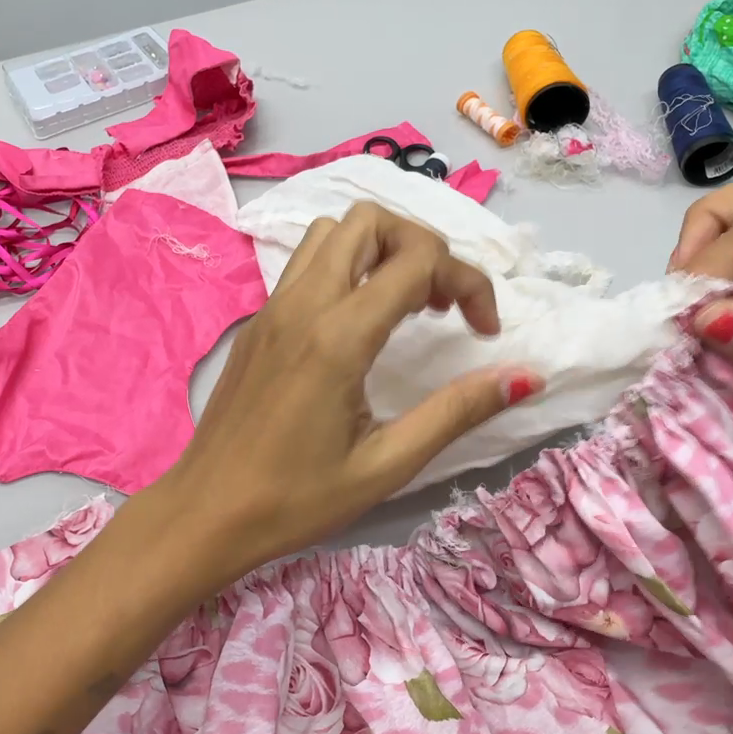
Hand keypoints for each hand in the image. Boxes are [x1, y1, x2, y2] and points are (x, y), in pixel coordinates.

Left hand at [153, 202, 542, 580]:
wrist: (205, 513)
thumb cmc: (295, 500)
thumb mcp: (387, 465)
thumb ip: (457, 412)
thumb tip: (527, 376)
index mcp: (337, 336)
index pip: (418, 261)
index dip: (469, 282)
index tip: (484, 333)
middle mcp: (302, 304)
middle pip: (370, 220)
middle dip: (422, 245)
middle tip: (442, 304)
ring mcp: (272, 306)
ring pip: (331, 232)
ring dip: (380, 248)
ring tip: (404, 305)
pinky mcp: (258, 321)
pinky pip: (306, 262)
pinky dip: (346, 265)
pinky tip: (359, 321)